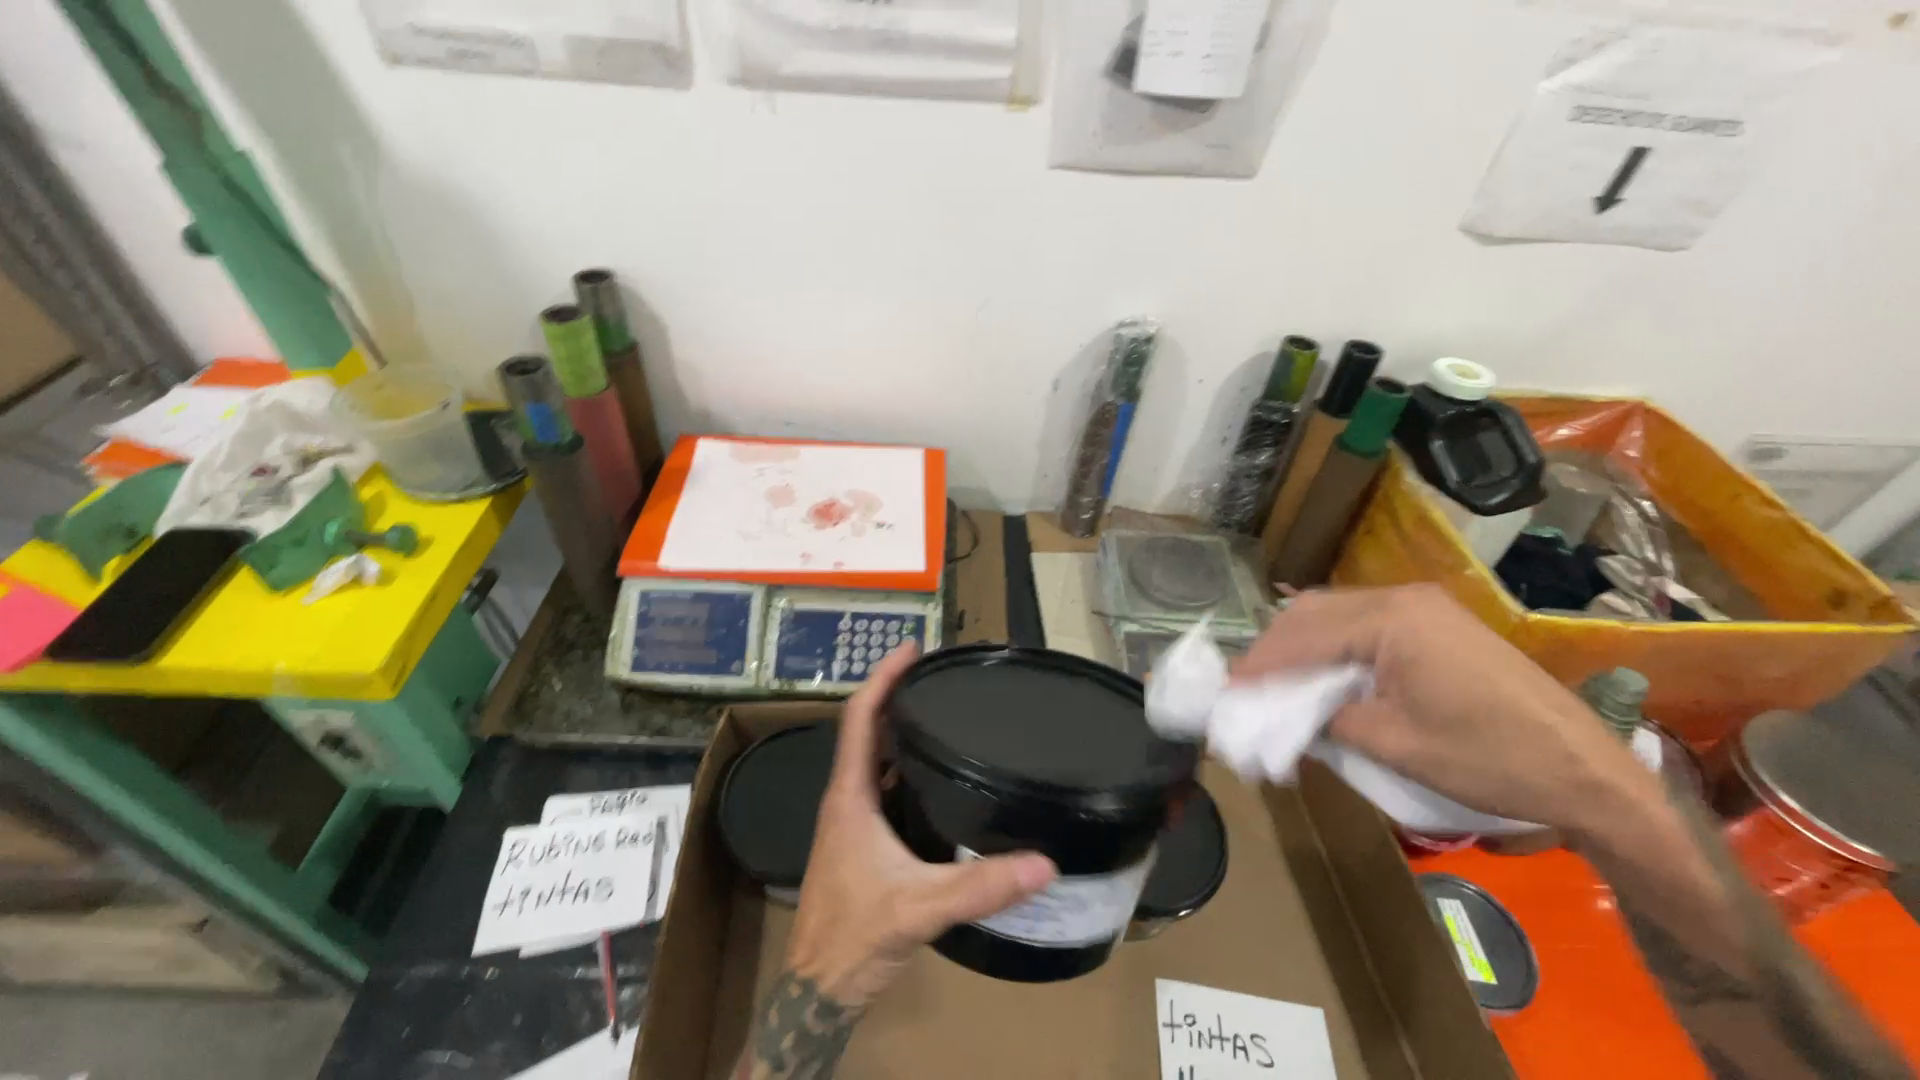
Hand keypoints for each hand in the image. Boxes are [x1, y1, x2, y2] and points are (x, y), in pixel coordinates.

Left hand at [785, 644, 1056, 1008]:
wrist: (819, 986)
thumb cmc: (854, 936)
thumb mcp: (921, 907)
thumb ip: (982, 886)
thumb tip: (1044, 863)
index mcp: (849, 797)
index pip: (859, 718)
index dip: (883, 679)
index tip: (912, 649)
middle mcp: (846, 799)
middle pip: (867, 731)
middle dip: (897, 696)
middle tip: (940, 676)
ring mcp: (850, 821)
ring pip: (873, 760)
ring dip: (899, 731)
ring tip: (943, 712)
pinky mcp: (861, 842)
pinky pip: (881, 787)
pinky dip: (903, 766)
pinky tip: (938, 776)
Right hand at [1232, 585, 1656, 840]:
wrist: (1588, 771)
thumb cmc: (1488, 758)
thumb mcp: (1392, 744)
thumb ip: (1324, 718)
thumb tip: (1279, 713)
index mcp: (1392, 619)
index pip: (1301, 636)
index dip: (1257, 664)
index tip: (1223, 690)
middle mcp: (1405, 598)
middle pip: (1313, 612)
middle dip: (1274, 649)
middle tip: (1245, 688)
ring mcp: (1427, 607)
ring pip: (1338, 613)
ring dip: (1302, 645)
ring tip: (1276, 684)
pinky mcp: (1441, 624)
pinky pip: (1366, 623)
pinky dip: (1334, 646)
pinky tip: (1323, 674)